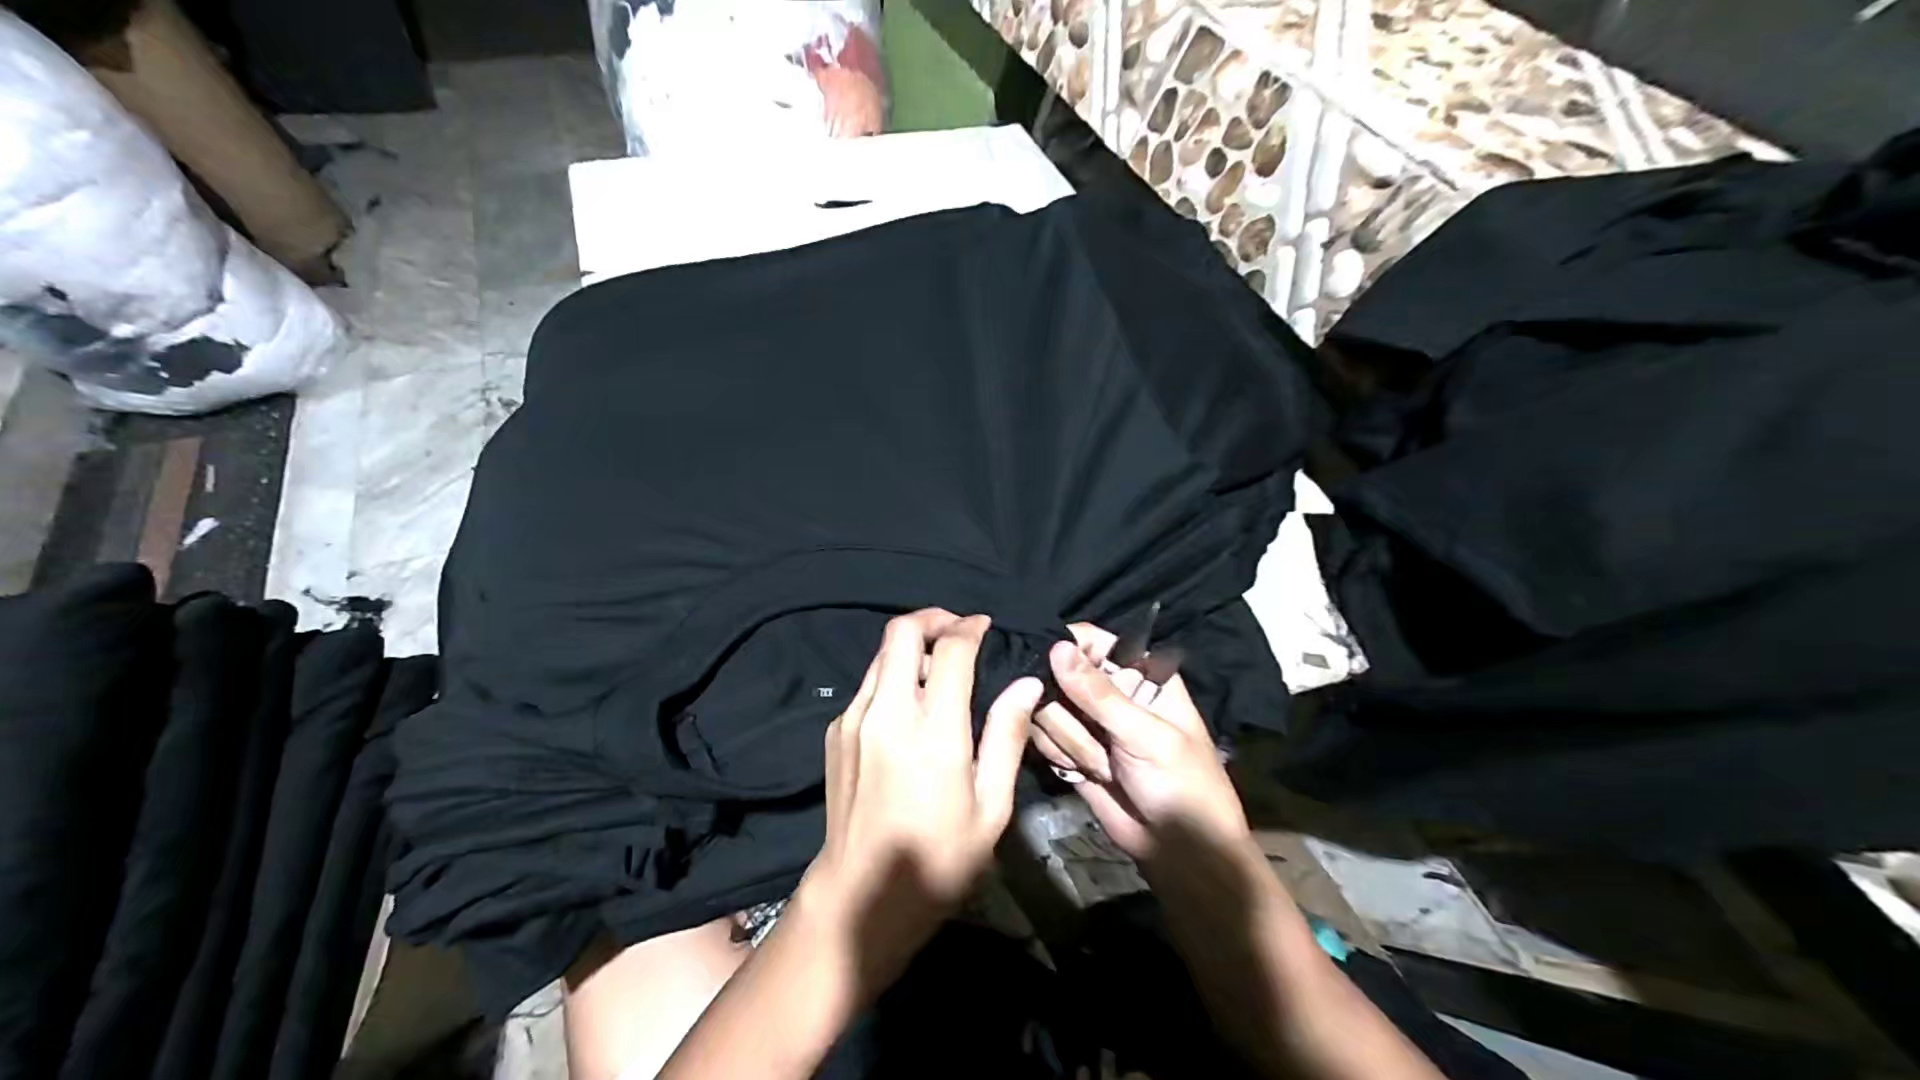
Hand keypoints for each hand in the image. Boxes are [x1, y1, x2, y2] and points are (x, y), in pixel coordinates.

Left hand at [797, 609, 1041, 971]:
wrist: (860, 898)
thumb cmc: (938, 859)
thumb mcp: (991, 808)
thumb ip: (1007, 737)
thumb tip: (1025, 684)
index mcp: (932, 732)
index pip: (950, 650)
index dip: (970, 627)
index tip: (986, 626)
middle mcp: (887, 713)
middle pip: (901, 632)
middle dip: (933, 619)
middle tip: (959, 631)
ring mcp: (853, 720)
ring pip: (881, 654)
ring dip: (911, 646)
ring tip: (939, 667)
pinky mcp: (835, 732)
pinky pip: (868, 684)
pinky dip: (893, 675)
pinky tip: (911, 706)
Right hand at [1029, 625, 1252, 867]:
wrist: (1179, 853)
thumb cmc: (1182, 786)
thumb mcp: (1147, 737)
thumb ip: (1099, 694)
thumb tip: (1057, 647)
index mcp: (1140, 674)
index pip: (1091, 641)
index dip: (1065, 648)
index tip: (1048, 667)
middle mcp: (1109, 691)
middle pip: (1057, 673)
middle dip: (1069, 711)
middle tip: (1099, 741)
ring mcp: (1086, 721)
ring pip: (1046, 708)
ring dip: (1070, 741)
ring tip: (1104, 766)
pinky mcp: (1070, 749)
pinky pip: (1041, 737)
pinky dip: (1058, 756)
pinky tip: (1084, 774)